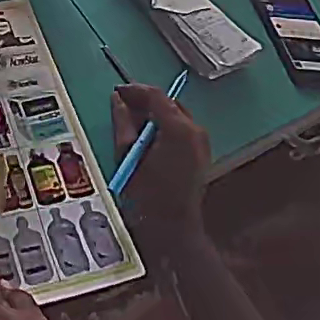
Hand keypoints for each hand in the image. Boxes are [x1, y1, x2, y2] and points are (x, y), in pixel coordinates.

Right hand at [110, 84, 210, 251]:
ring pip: (175, 115)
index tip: (117, 92)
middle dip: (145, 101)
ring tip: (133, 123)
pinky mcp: (201, 152)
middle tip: (123, 106)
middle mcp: (195, 130)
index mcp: (178, 129)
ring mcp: (201, 142)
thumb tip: (118, 100)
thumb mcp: (128, 154)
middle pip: (168, 103)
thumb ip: (123, 122)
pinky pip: (181, 129)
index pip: (157, 96)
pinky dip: (164, 126)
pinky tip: (148, 137)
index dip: (135, 90)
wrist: (174, 228)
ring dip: (155, 114)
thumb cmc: (147, 193)